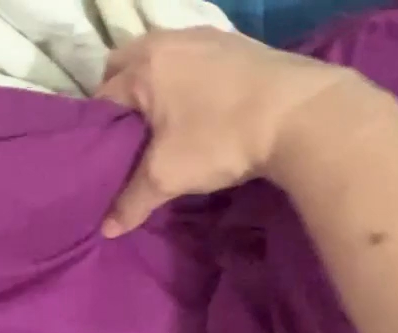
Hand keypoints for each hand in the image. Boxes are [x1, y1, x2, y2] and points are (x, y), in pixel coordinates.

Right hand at [97, 29, 370, 236]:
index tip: (103, 159)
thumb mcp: (167, 177)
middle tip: (127, 137)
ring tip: (160, 125)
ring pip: (159, 58)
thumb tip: (106, 230)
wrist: (299, 114)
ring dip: (152, 87)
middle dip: (118, 97)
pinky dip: (182, 80)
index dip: (97, 132)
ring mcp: (204, 37)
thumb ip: (131, 202)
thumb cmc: (220, 139)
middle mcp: (168, 41)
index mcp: (143, 67)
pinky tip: (196, 111)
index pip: (101, 98)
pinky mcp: (235, 44)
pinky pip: (191, 59)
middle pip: (123, 65)